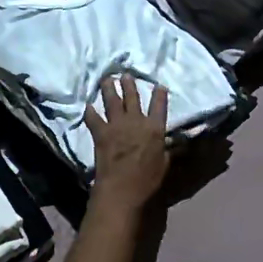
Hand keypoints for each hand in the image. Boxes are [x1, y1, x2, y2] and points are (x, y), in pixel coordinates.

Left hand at [86, 73, 169, 207]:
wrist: (122, 187)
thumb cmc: (147, 179)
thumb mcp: (164, 164)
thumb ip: (168, 150)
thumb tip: (174, 143)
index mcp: (155, 128)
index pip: (159, 107)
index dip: (160, 95)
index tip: (159, 85)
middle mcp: (136, 121)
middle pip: (132, 98)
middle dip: (129, 85)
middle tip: (125, 74)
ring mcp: (116, 125)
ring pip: (112, 101)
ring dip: (109, 89)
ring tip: (107, 79)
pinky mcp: (100, 133)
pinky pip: (93, 118)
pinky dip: (90, 112)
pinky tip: (87, 105)